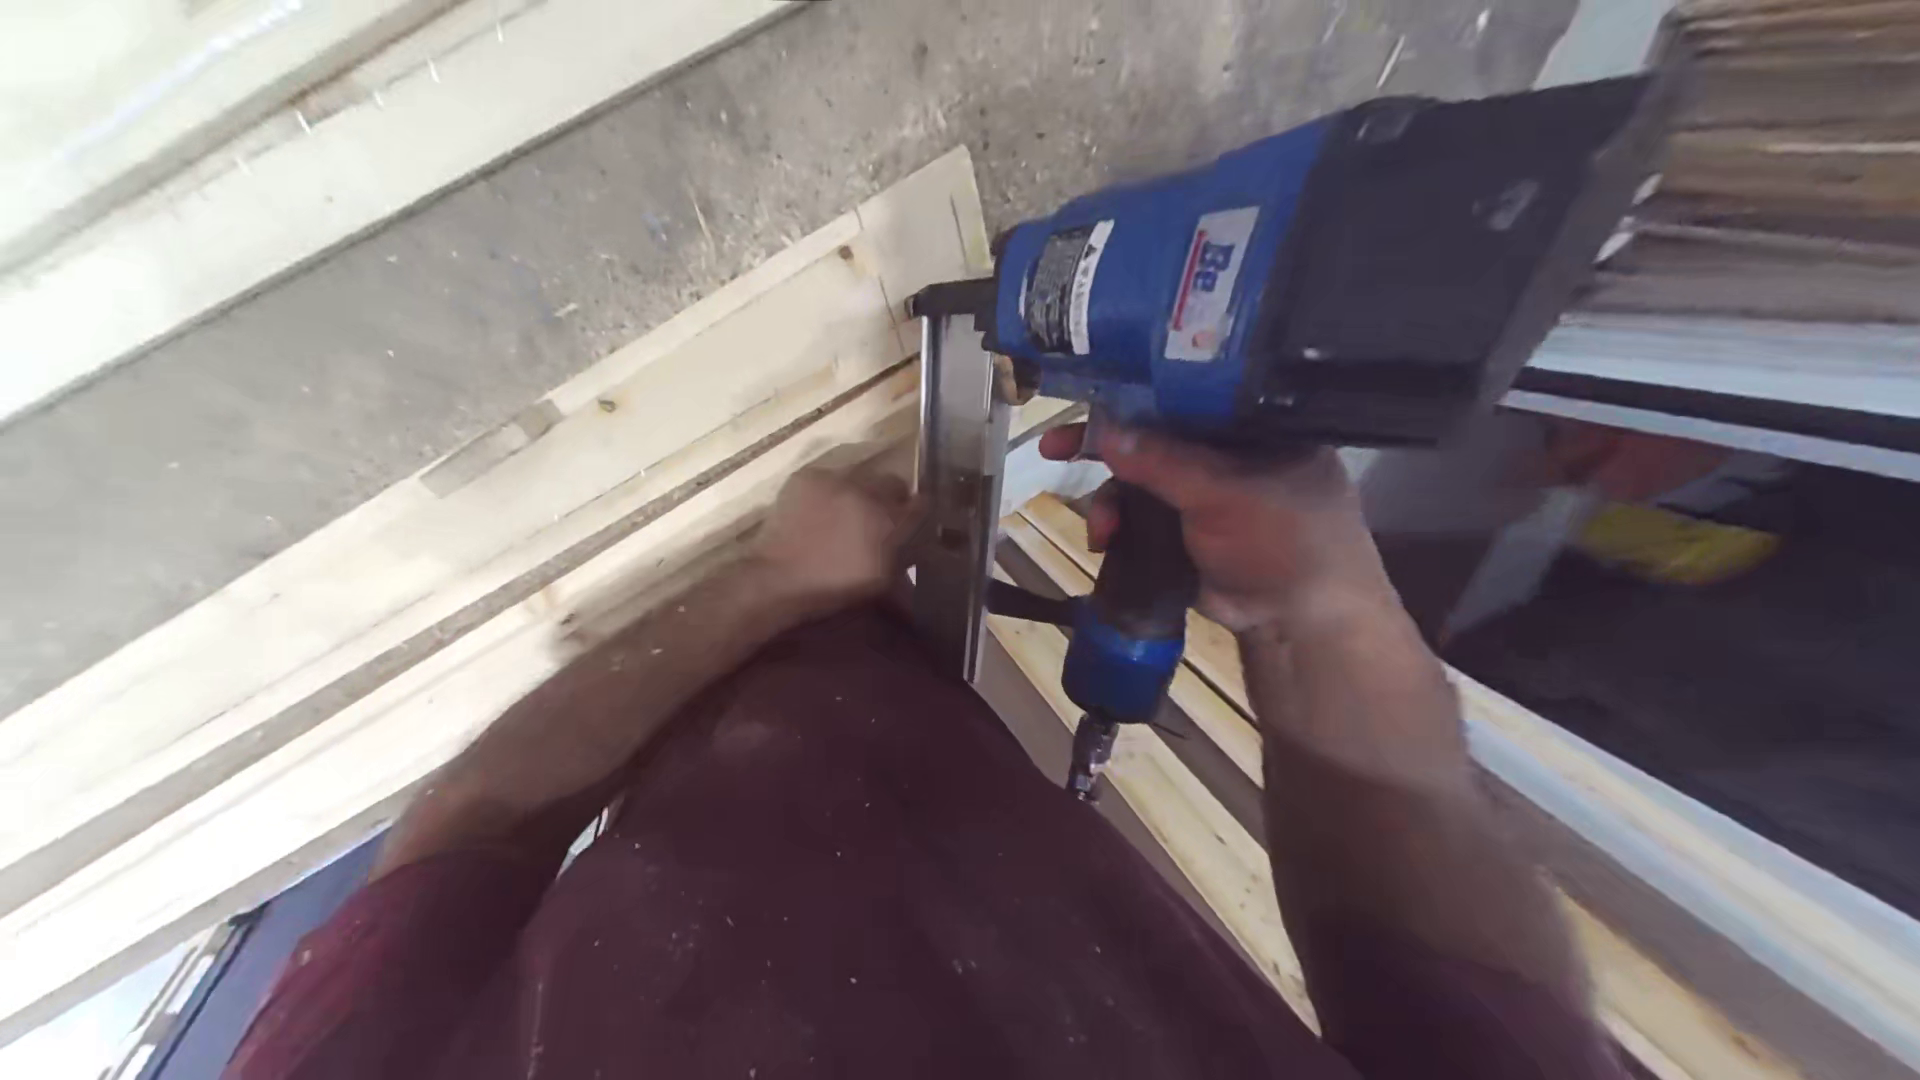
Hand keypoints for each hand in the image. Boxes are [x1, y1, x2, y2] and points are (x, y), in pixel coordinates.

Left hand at [750, 463, 920, 615]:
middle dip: (891, 496)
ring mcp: (835, 481)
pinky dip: (827, 491)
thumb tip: (912, 552)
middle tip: (880, 514)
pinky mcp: (807, 476)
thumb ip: (901, 557)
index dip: (918, 509)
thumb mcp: (878, 580)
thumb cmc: (833, 587)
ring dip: (859, 492)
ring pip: (860, 477)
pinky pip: (828, 477)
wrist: (778, 579)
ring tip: (846, 512)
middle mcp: (867, 493)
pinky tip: (819, 509)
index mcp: (888, 521)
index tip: (913, 516)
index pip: (919, 503)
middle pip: (892, 482)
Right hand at [1039, 423, 1399, 637]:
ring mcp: (1197, 495)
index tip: (1091, 401)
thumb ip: (1165, 462)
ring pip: (1136, 483)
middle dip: (1102, 447)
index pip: (1185, 398)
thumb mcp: (1226, 493)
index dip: (1137, 398)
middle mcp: (1222, 454)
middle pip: (1151, 440)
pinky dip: (1116, 527)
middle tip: (1053, 447)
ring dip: (1108, 503)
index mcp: (1250, 429)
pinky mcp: (1178, 530)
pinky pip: (1134, 518)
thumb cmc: (1284, 541)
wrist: (1296, 621)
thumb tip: (1104, 433)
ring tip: (1101, 530)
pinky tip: (1104, 543)